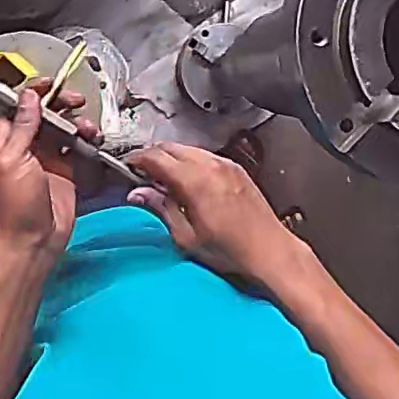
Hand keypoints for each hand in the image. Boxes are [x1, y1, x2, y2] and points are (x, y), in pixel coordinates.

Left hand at [0, 82, 96, 263]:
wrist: (33, 243)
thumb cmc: (14, 211)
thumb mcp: (14, 162)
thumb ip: (22, 127)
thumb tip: (28, 99)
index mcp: (6, 143)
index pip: (19, 107)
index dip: (34, 92)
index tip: (50, 84)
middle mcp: (26, 148)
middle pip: (45, 114)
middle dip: (61, 103)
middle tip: (74, 100)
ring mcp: (47, 160)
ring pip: (64, 129)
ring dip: (77, 123)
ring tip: (85, 128)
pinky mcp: (65, 172)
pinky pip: (78, 148)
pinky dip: (87, 141)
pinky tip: (91, 141)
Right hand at [125, 142, 310, 285]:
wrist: (270, 250)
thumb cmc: (231, 251)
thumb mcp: (187, 237)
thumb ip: (161, 209)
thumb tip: (139, 194)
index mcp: (195, 181)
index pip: (157, 157)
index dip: (137, 159)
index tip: (128, 166)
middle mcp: (211, 165)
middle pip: (170, 147)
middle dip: (152, 156)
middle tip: (141, 172)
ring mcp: (225, 164)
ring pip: (188, 149)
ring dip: (171, 157)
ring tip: (163, 179)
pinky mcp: (235, 168)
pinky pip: (205, 155)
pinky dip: (189, 161)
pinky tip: (187, 180)